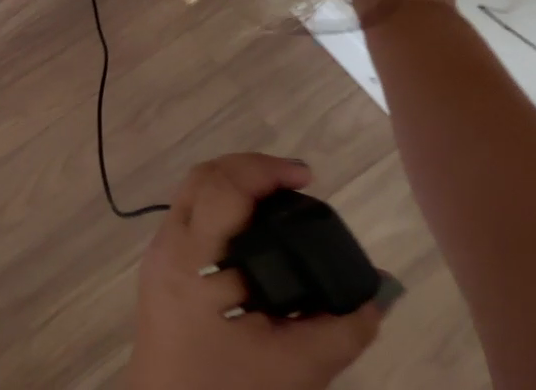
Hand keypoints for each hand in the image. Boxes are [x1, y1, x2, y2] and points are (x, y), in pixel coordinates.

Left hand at [126, 154, 387, 389]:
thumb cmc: (227, 388)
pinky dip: (222, 207)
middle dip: (249, 168)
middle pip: (201, 179)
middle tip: (297, 181)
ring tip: (281, 198)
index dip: (263, 170)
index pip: (221, 188)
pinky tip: (256, 228)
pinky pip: (190, 217)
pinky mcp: (161, 265)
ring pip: (191, 194)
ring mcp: (158, 253)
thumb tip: (377, 293)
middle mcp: (166, 244)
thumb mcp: (295, 367)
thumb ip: (342, 329)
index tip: (307, 175)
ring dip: (234, 185)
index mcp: (190, 259)